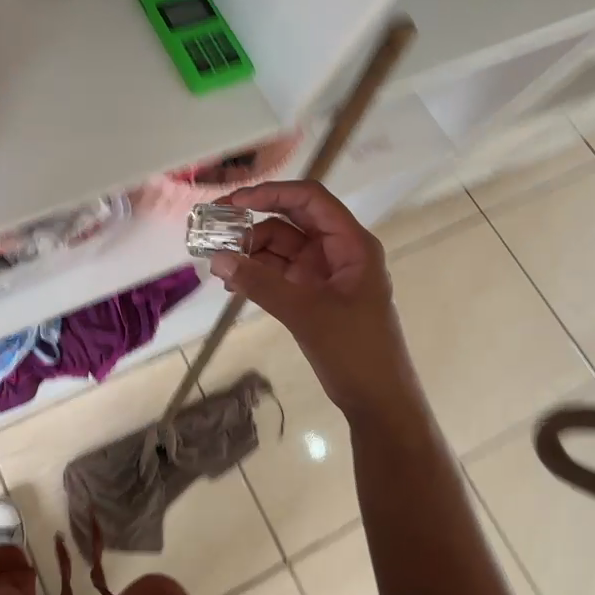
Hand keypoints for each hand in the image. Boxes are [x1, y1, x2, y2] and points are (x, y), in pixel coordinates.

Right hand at [208, 180, 415, 423]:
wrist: (378, 402)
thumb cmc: (355, 351)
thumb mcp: (305, 313)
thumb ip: (260, 283)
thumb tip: (217, 259)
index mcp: (352, 244)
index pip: (310, 199)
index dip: (272, 193)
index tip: (234, 202)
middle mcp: (338, 251)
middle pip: (291, 221)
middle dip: (254, 223)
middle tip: (215, 229)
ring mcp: (325, 274)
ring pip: (281, 248)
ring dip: (250, 253)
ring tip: (219, 266)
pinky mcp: (313, 296)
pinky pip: (279, 274)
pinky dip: (256, 275)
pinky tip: (232, 285)